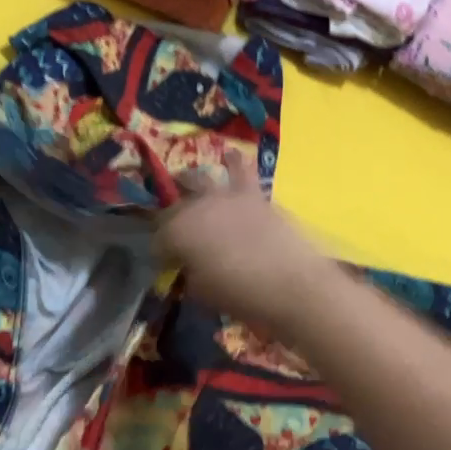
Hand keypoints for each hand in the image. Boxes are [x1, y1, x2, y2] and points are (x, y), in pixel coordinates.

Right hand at [160, 149, 333, 326]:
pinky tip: (231, 154)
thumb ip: (189, 273)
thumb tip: (190, 266)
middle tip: (180, 237)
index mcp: (177, 233)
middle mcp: (194, 207)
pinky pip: (241, 170)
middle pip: (173, 208)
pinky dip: (234, 162)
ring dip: (189, 182)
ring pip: (198, 179)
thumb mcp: (203, 293)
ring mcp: (224, 196)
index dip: (161, 253)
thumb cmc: (242, 296)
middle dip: (171, 221)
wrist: (293, 285)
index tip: (169, 265)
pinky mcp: (252, 195)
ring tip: (185, 182)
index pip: (157, 239)